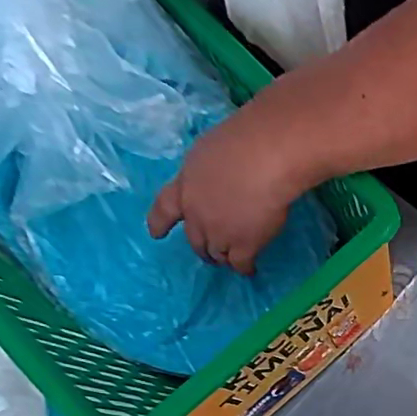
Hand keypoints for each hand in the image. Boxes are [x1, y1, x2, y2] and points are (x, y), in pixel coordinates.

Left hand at [146, 111, 309, 273]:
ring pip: (217, 254)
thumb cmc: (239, 145)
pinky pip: (240, 264)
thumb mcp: (207, 153)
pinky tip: (250, 270)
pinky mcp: (243, 246)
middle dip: (201, 248)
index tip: (155, 235)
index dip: (159, 222)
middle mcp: (196, 214)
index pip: (164, 208)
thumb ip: (206, 174)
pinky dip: (244, 269)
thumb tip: (219, 180)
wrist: (262, 162)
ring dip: (223, 259)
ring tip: (231, 263)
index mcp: (184, 186)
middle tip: (210, 255)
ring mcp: (219, 233)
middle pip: (194, 239)